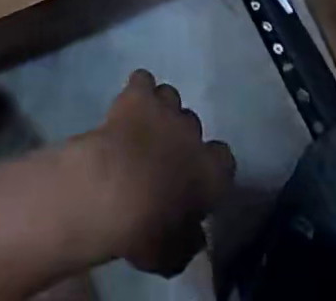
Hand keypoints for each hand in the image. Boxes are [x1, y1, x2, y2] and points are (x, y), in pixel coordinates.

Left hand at [79, 70, 235, 276]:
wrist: (110, 189)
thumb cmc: (146, 229)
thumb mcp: (172, 255)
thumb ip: (187, 241)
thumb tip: (194, 234)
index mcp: (212, 173)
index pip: (225, 160)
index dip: (209, 167)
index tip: (193, 178)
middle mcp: (194, 135)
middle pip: (193, 126)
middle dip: (180, 137)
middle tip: (160, 154)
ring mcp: (166, 110)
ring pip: (171, 97)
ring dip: (160, 109)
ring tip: (143, 125)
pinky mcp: (138, 95)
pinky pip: (143, 80)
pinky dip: (138, 89)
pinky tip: (129, 101)